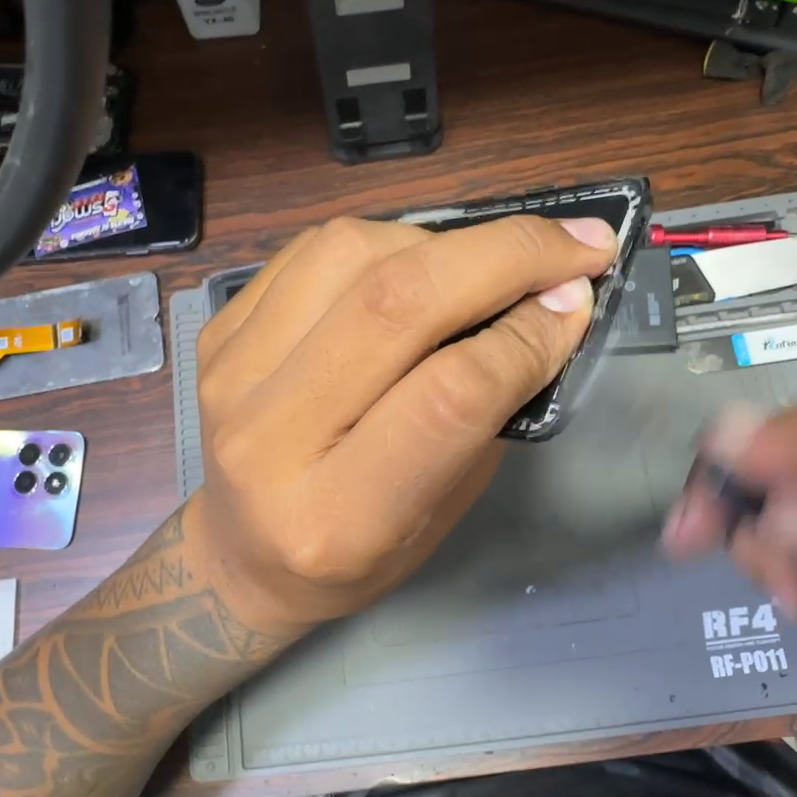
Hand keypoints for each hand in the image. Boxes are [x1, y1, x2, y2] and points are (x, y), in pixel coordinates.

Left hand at [190, 214, 616, 628]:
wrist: (241, 556)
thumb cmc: (355, 557)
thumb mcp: (437, 514)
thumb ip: (484, 417)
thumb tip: (546, 307)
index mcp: (339, 515)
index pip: (446, 396)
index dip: (525, 337)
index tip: (578, 302)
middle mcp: (272, 437)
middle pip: (395, 303)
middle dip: (504, 256)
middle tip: (576, 243)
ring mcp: (232, 375)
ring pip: (349, 253)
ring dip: (444, 239)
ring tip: (491, 260)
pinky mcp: (218, 333)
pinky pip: (313, 249)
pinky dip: (387, 239)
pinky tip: (423, 259)